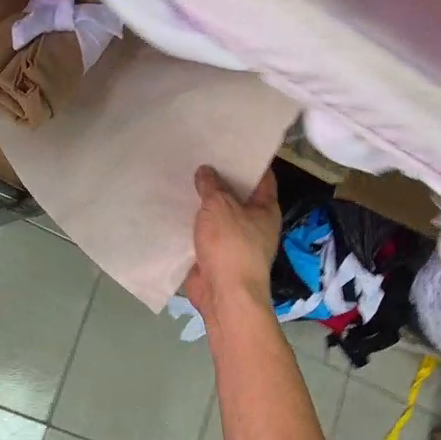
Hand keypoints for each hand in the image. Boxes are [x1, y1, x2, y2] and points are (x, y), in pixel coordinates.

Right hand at [186, 167, 280, 319]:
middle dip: (220, 180)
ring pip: (218, 215)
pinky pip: (203, 234)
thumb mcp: (220, 206)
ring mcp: (235, 242)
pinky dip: (192, 225)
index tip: (230, 144)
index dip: (249, 160)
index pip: (262, 177)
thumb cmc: (231, 246)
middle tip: (199, 157)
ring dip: (204, 203)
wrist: (225, 294)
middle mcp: (254, 224)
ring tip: (182, 179)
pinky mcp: (216, 256)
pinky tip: (175, 210)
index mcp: (266, 209)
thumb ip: (212, 186)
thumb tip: (206, 171)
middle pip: (237, 195)